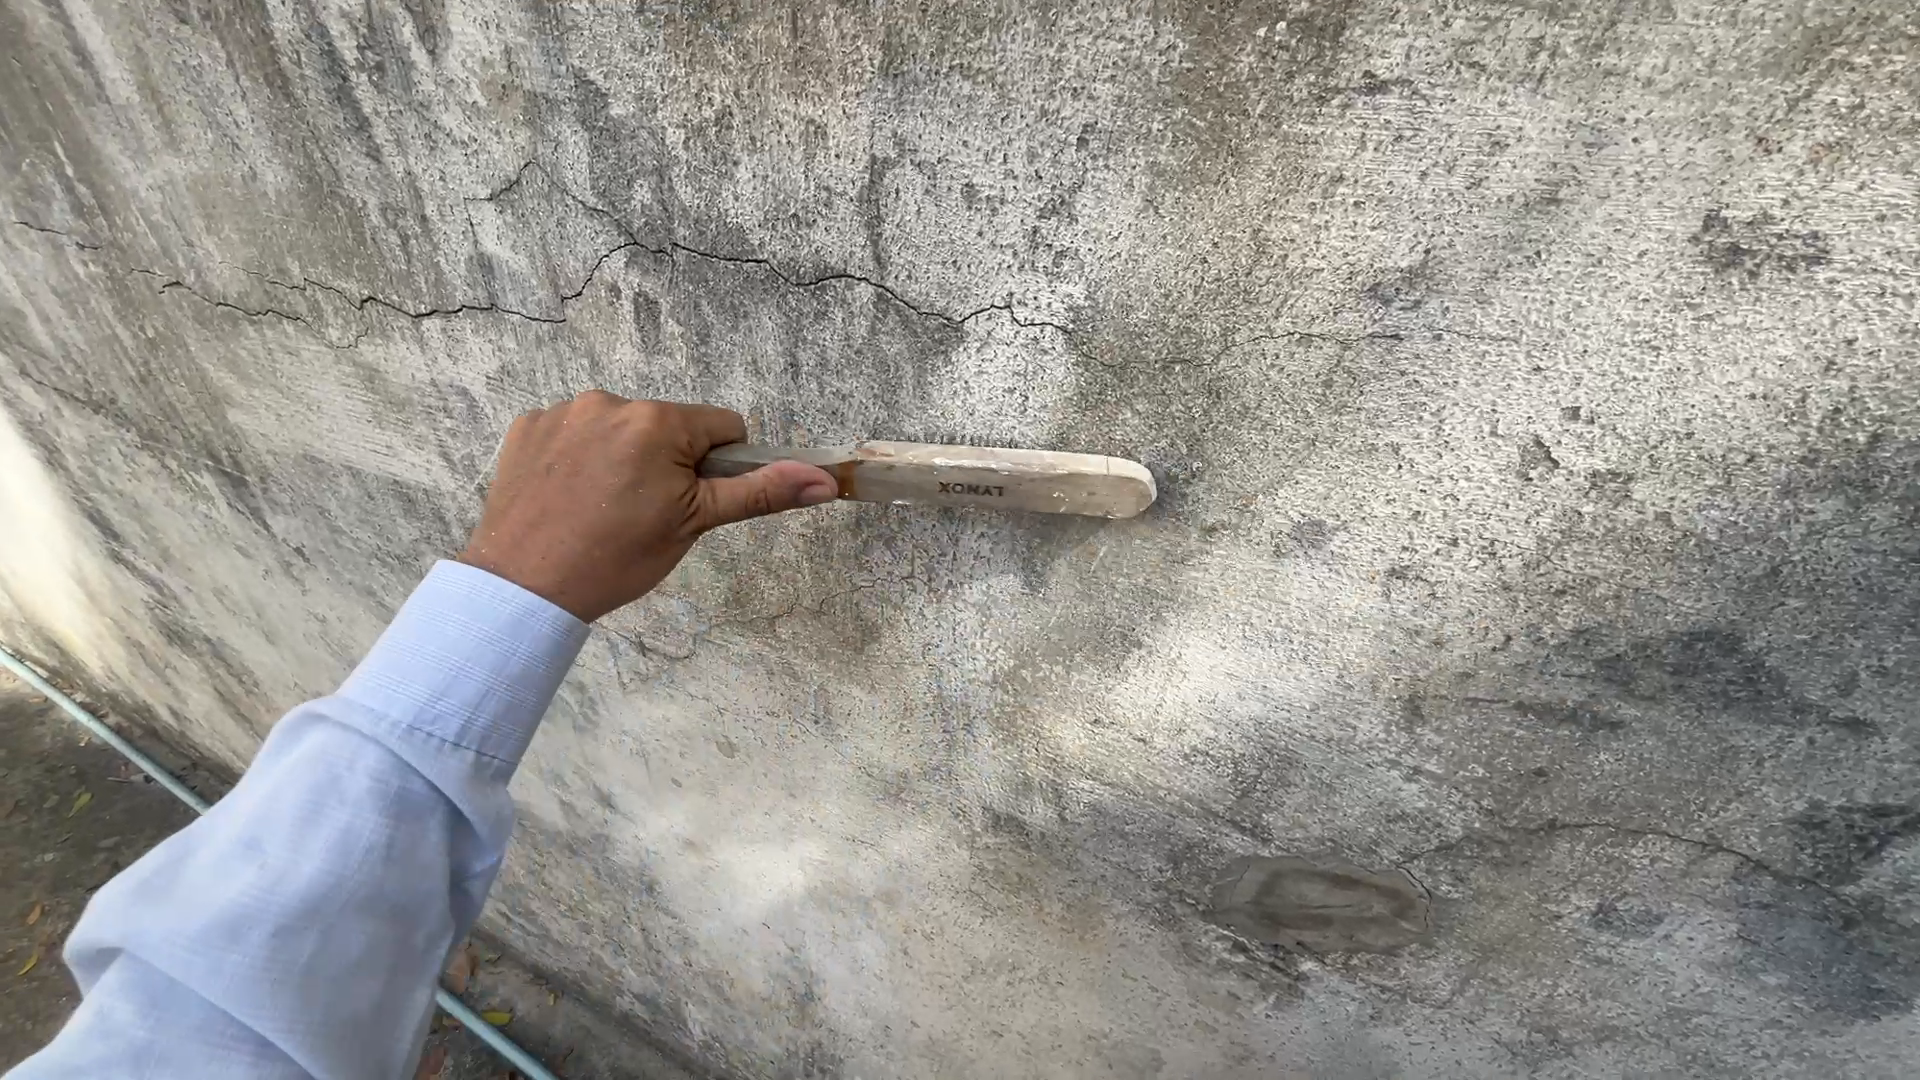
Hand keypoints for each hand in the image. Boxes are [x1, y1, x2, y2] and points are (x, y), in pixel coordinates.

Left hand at [459, 392, 837, 621]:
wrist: (525, 587)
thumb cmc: (620, 557)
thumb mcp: (698, 523)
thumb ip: (762, 492)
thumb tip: (824, 479)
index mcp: (658, 422)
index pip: (723, 427)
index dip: (720, 467)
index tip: (692, 501)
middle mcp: (610, 401)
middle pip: (671, 426)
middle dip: (673, 460)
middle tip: (648, 511)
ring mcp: (563, 411)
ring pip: (625, 427)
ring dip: (628, 455)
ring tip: (607, 506)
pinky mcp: (528, 426)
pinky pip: (578, 430)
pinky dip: (583, 455)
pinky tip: (573, 494)